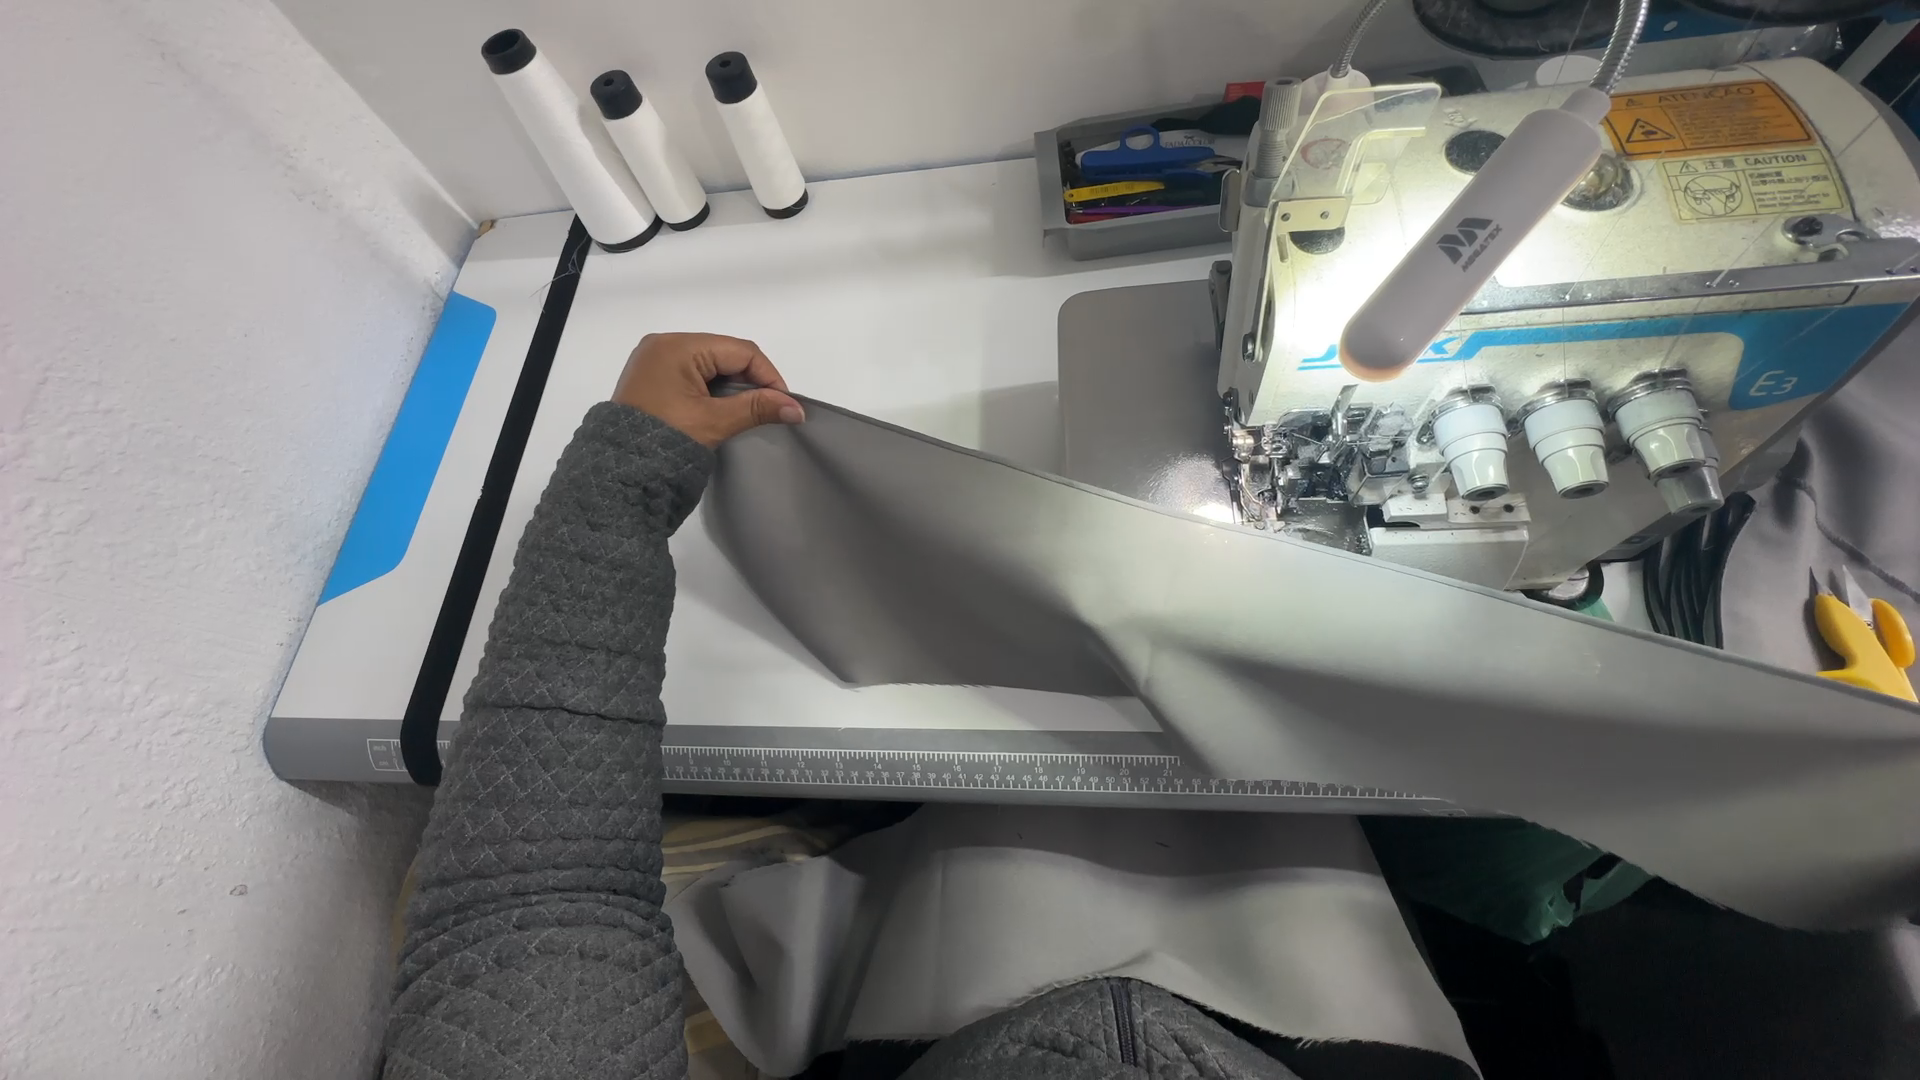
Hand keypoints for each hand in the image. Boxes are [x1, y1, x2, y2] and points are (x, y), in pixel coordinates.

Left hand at [612, 333, 804, 446]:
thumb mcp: (716, 421)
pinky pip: (694, 374)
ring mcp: (656, 360)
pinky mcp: (653, 377)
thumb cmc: (667, 439)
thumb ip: (758, 408)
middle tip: (768, 409)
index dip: (768, 375)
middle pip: (726, 354)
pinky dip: (714, 389)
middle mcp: (664, 344)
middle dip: (751, 381)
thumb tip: (797, 409)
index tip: (784, 403)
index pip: (740, 350)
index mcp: (678, 346)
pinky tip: (724, 409)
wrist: (621, 471)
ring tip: (748, 411)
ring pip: (712, 365)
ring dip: (734, 386)